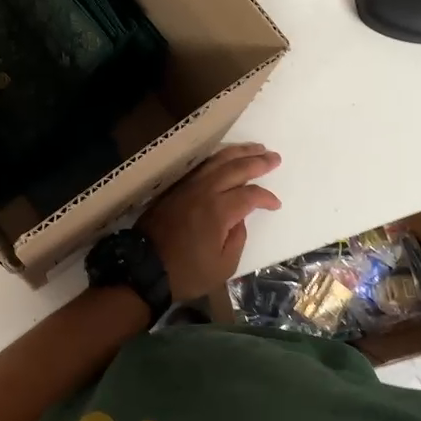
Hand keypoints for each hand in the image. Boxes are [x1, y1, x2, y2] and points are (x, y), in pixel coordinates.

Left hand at [136, 143, 281, 299]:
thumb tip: (240, 218)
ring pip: (217, 160)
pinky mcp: (176, 186)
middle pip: (235, 167)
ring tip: (256, 148)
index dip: (266, 198)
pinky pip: (202, 165)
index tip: (275, 204)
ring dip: (239, 152)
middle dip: (258, 161)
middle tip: (275, 157)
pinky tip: (225, 157)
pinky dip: (218, 157)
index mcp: (218, 210)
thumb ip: (238, 238)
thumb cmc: (186, 272)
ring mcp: (188, 185)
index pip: (250, 195)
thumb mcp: (223, 266)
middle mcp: (205, 191)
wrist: (145, 267)